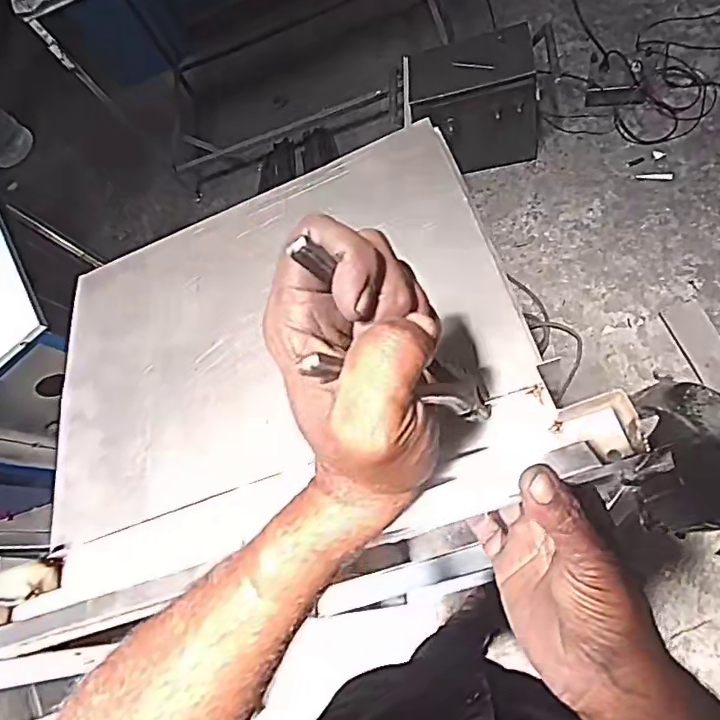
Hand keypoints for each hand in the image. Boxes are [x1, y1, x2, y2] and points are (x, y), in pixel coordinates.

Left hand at [263, 215, 440, 512]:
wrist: (382, 480)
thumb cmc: (361, 464)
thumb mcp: (363, 426)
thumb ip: (382, 363)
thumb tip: (406, 323)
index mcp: (295, 321)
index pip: (313, 240)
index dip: (351, 262)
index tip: (364, 309)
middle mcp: (324, 309)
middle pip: (364, 247)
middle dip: (390, 292)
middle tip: (387, 340)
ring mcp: (359, 313)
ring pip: (395, 268)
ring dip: (410, 310)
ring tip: (399, 355)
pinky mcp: (390, 322)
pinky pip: (418, 294)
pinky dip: (425, 322)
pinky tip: (411, 356)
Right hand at [472, 467, 669, 713]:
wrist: (599, 672)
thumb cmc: (614, 620)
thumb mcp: (587, 562)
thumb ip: (561, 520)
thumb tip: (539, 481)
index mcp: (579, 519)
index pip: (552, 478)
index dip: (531, 462)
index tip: (508, 443)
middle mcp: (554, 529)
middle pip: (524, 488)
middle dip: (504, 471)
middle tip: (479, 453)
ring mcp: (532, 548)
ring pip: (505, 508)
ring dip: (488, 492)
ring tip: (469, 473)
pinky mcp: (512, 570)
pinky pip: (490, 538)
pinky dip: (477, 523)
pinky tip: (468, 510)